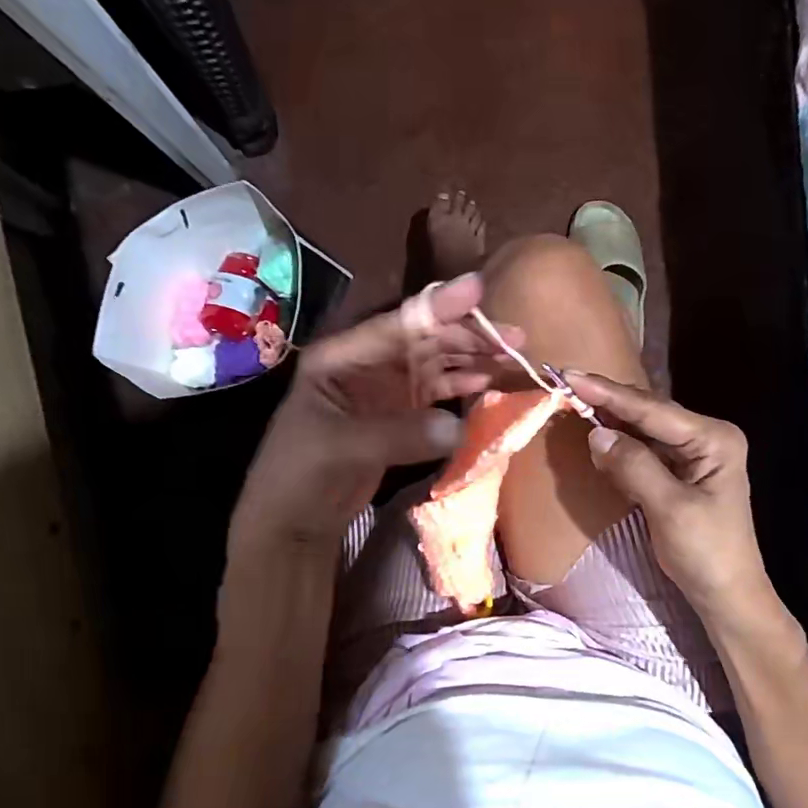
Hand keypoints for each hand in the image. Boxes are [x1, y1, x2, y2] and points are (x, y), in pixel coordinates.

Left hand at [230, 274, 516, 548]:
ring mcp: (385, 388)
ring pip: (436, 362)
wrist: (292, 519)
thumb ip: (398, 435)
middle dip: (468, 334)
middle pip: (424, 339)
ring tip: (513, 356)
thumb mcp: (341, 448)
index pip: (396, 324)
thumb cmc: (299, 474)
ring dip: (473, 358)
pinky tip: (488, 384)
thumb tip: (458, 427)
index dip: (438, 306)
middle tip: (515, 336)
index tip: (477, 287)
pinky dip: (463, 387)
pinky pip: (438, 392)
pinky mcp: (399, 415)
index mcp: (342, 356)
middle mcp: (367, 363)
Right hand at [566, 372, 780, 631]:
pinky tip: (595, 434)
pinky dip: (617, 443)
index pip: (652, 409)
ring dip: (609, 417)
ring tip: (574, 399)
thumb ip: (634, 465)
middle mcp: (705, 437)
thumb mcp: (669, 508)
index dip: (608, 392)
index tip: (571, 375)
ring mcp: (692, 453)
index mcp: (713, 439)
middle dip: (606, 399)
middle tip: (566, 382)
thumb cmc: (706, 552)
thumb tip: (596, 434)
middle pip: (647, 412)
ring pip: (641, 427)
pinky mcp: (678, 471)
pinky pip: (641, 448)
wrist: (726, 594)